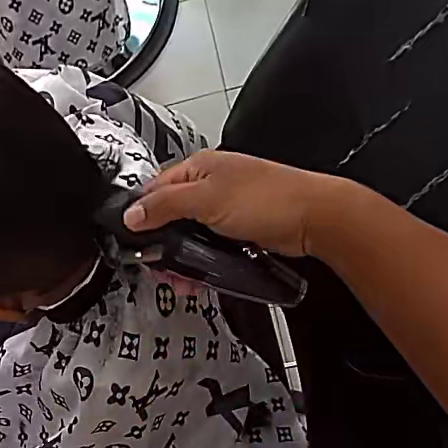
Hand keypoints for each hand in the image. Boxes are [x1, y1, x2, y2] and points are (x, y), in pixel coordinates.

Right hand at [125, 151, 375, 257]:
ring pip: (192, 235)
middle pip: (172, 216)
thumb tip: (134, 213)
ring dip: (184, 258)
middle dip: (164, 245)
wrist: (313, 218)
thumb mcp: (205, 200)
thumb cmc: (270, 198)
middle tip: (160, 267)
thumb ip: (165, 206)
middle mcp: (211, 186)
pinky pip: (212, 247)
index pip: (155, 190)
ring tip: (181, 279)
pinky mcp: (240, 230)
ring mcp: (227, 209)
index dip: (142, 216)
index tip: (136, 241)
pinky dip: (204, 262)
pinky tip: (202, 276)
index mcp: (198, 168)